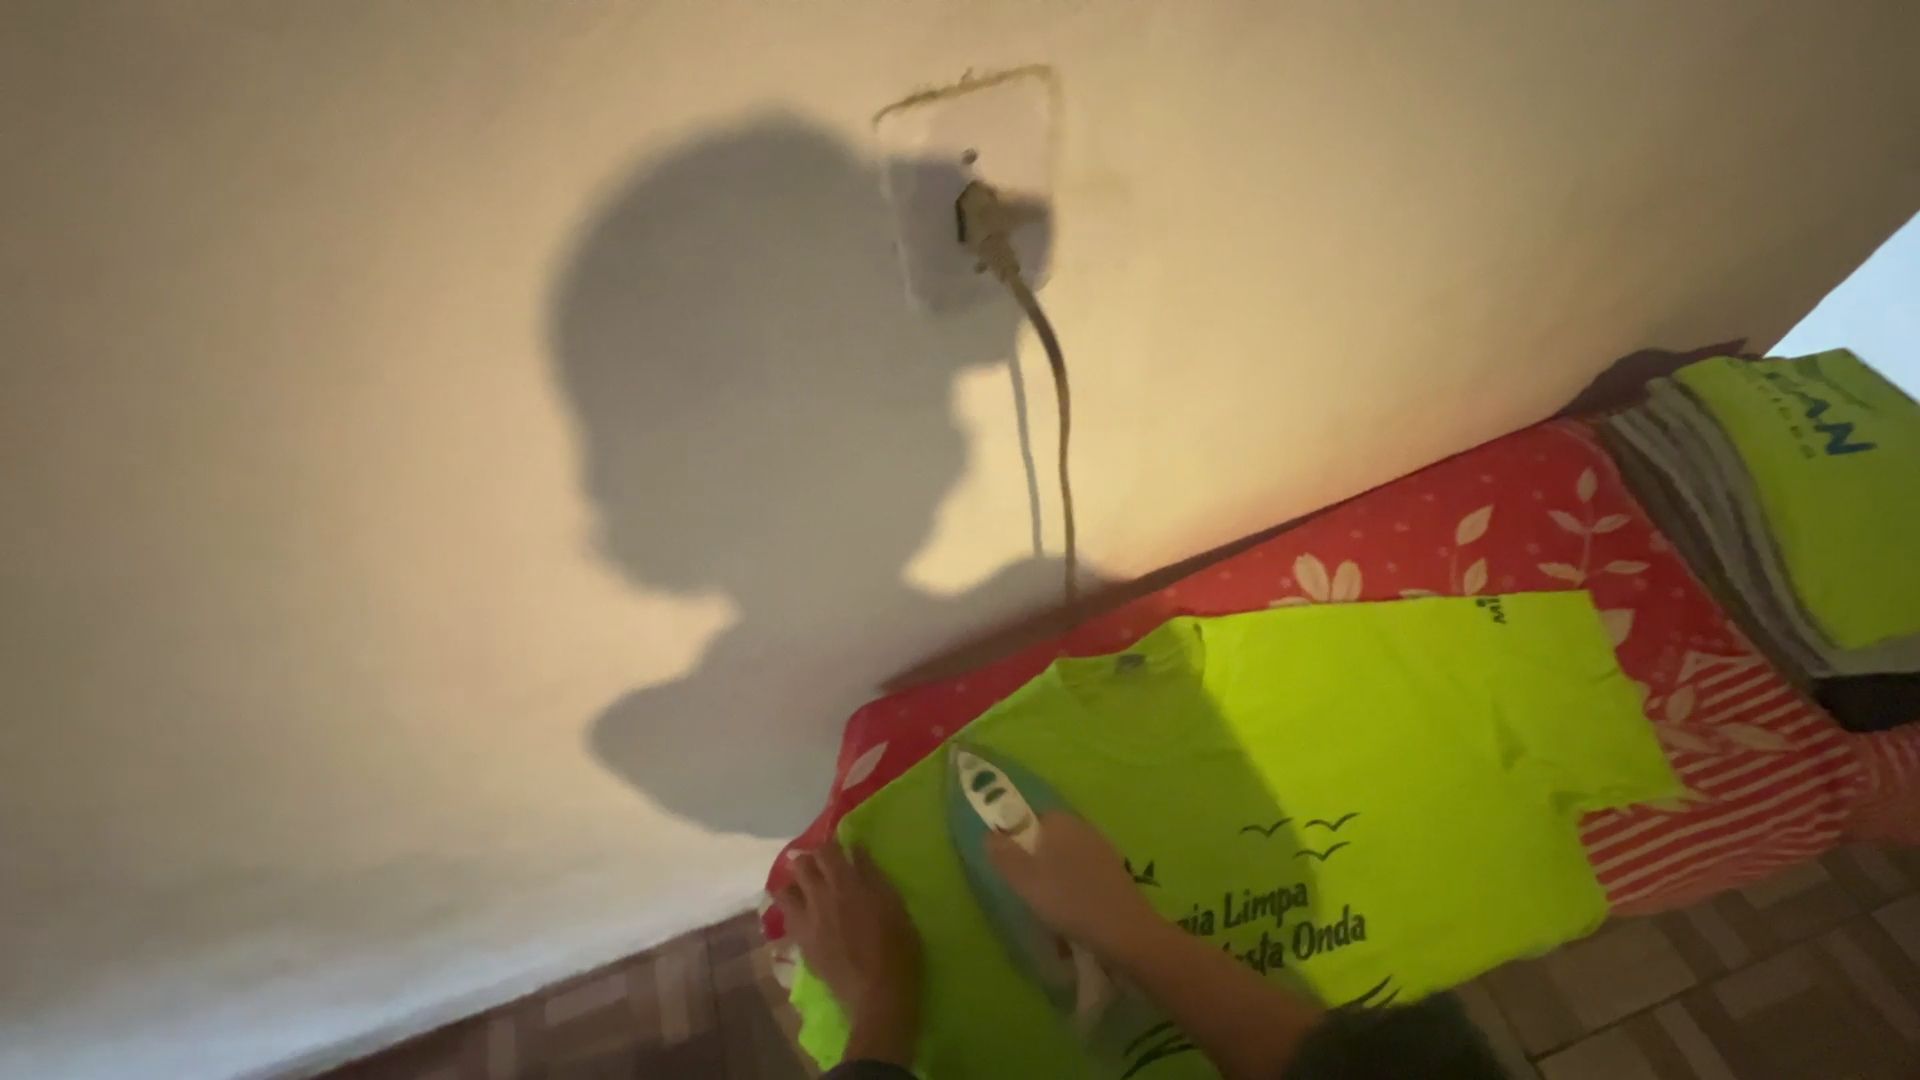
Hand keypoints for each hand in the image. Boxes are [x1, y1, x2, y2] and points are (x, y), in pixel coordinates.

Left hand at [777, 844, 921, 1064]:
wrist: (878, 993)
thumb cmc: (896, 945)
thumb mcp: (893, 903)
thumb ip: (871, 874)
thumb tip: (855, 849)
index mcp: (845, 882)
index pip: (826, 850)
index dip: (830, 844)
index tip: (838, 847)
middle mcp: (820, 896)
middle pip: (802, 865)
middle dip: (809, 860)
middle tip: (820, 865)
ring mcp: (807, 921)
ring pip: (785, 890)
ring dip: (794, 884)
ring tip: (805, 889)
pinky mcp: (801, 943)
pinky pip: (786, 918)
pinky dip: (790, 910)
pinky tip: (802, 915)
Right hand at [986, 811, 1159, 952]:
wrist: (1126, 932)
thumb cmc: (1069, 900)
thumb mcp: (1025, 879)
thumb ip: (1003, 854)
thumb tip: (989, 833)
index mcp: (1060, 821)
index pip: (1029, 816)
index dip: (1016, 837)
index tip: (1010, 865)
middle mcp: (1081, 827)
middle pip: (1047, 839)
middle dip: (1035, 862)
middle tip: (1026, 891)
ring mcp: (1100, 849)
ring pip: (1065, 860)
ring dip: (1054, 881)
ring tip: (1048, 912)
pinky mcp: (1113, 873)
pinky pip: (1082, 877)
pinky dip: (1073, 893)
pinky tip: (1072, 918)